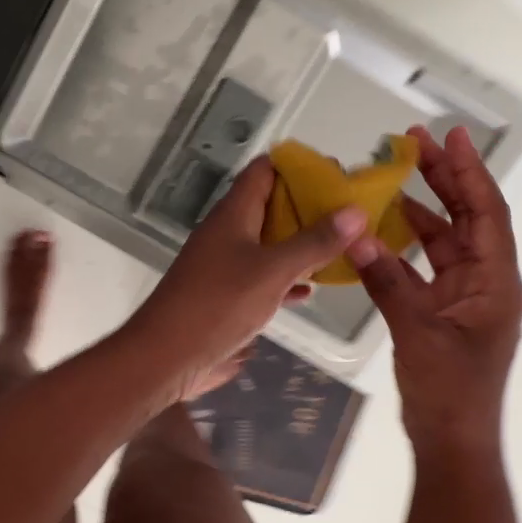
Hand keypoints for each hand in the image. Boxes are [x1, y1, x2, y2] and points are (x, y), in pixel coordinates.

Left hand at [127, 158, 368, 402]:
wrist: (166, 356)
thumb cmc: (218, 304)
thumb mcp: (272, 271)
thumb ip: (314, 242)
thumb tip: (355, 211)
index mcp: (233, 215)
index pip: (265, 171)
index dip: (299, 166)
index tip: (337, 174)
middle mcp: (226, 234)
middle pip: (269, 207)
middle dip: (307, 208)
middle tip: (350, 214)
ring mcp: (222, 266)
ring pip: (267, 245)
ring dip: (299, 245)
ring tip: (341, 248)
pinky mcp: (223, 297)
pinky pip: (260, 278)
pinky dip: (284, 279)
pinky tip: (308, 291)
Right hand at [345, 126, 521, 450]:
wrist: (453, 438)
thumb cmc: (448, 389)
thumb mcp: (416, 330)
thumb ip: (387, 281)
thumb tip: (357, 236)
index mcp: (495, 281)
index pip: (485, 213)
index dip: (468, 172)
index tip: (450, 137)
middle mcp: (485, 282)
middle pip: (467, 218)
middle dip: (443, 180)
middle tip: (414, 144)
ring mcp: (464, 298)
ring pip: (445, 241)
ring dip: (424, 210)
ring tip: (396, 178)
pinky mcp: (442, 314)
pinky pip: (426, 268)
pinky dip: (406, 248)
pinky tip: (382, 233)